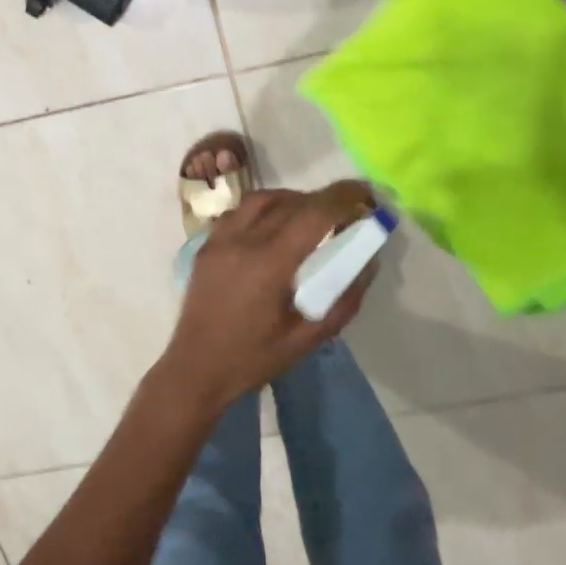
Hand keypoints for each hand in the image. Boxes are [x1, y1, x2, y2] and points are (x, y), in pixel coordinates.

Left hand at [159, 183, 377, 410]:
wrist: (196, 369)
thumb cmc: (254, 358)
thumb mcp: (308, 338)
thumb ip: (343, 300)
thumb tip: (368, 262)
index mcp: (269, 263)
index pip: (313, 214)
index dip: (343, 197)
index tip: (366, 195)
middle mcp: (243, 241)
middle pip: (290, 202)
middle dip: (323, 200)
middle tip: (345, 211)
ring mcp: (220, 240)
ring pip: (262, 199)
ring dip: (292, 199)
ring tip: (311, 215)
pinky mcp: (206, 245)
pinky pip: (239, 211)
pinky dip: (263, 208)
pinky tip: (273, 226)